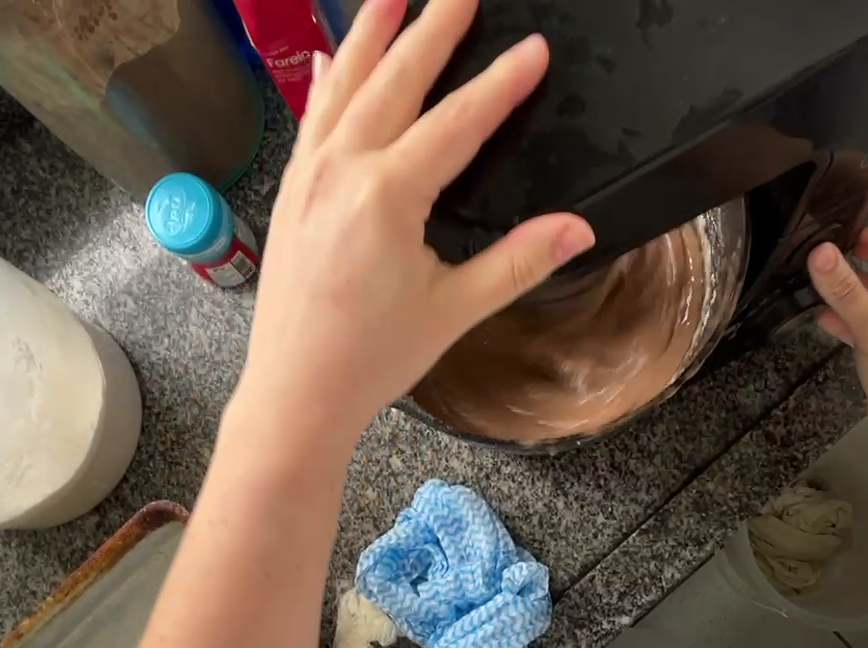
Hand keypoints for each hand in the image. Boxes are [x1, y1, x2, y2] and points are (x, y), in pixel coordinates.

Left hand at [233, 0, 594, 441]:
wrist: (296, 391)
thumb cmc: (370, 357)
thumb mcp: (454, 311)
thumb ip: (516, 262)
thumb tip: (576, 230)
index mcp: (388, 195)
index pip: (457, 122)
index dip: (500, 84)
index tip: (532, 51)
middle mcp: (342, 170)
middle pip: (396, 80)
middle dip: (433, 27)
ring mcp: (308, 178)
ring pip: (345, 85)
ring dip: (373, 32)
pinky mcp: (291, 195)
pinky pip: (312, 119)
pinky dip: (329, 82)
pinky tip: (334, 59)